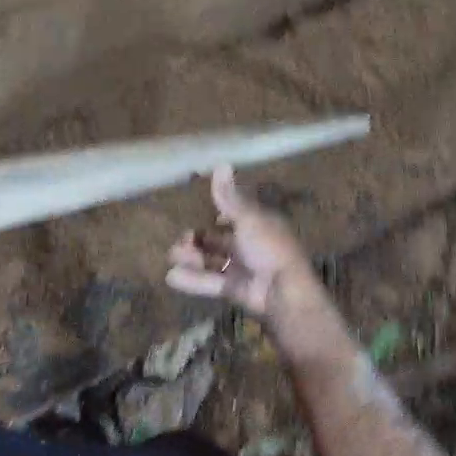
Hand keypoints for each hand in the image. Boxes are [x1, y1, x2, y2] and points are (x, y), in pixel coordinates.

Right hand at [165, 165, 314, 315]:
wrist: (283, 293)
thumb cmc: (268, 247)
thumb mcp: (248, 217)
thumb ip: (229, 197)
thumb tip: (221, 163)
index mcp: (259, 225)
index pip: (237, 215)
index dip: (221, 213)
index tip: (202, 212)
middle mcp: (251, 246)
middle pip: (219, 240)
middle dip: (197, 239)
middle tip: (181, 241)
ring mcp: (243, 270)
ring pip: (212, 261)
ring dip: (192, 258)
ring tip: (172, 256)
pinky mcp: (235, 290)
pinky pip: (211, 282)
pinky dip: (192, 280)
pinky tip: (172, 277)